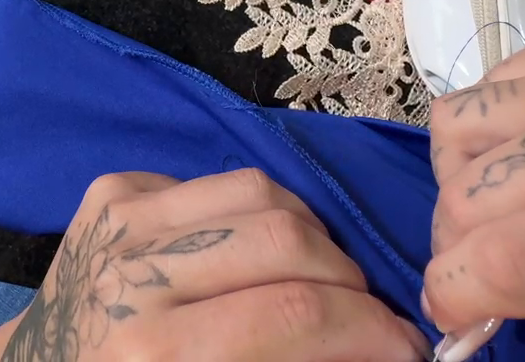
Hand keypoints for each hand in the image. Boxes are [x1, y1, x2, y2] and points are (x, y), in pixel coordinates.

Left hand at [0, 169, 428, 361]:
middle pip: (283, 238)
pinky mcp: (114, 189)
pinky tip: (260, 249)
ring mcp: (121, 215)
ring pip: (257, 190)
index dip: (369, 328)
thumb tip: (375, 346)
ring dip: (312, 234)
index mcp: (158, 349)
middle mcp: (137, 268)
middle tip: (372, 313)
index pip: (294, 312)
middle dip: (350, 279)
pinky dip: (255, 212)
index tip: (410, 347)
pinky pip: (213, 180)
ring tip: (326, 276)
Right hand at [421, 34, 524, 340]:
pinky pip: (485, 85)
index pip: (502, 260)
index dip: (453, 294)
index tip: (448, 313)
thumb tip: (474, 286)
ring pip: (455, 124)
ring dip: (456, 176)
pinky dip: (483, 127)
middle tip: (474, 266)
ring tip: (491, 199)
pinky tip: (522, 151)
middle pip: (466, 195)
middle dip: (452, 245)